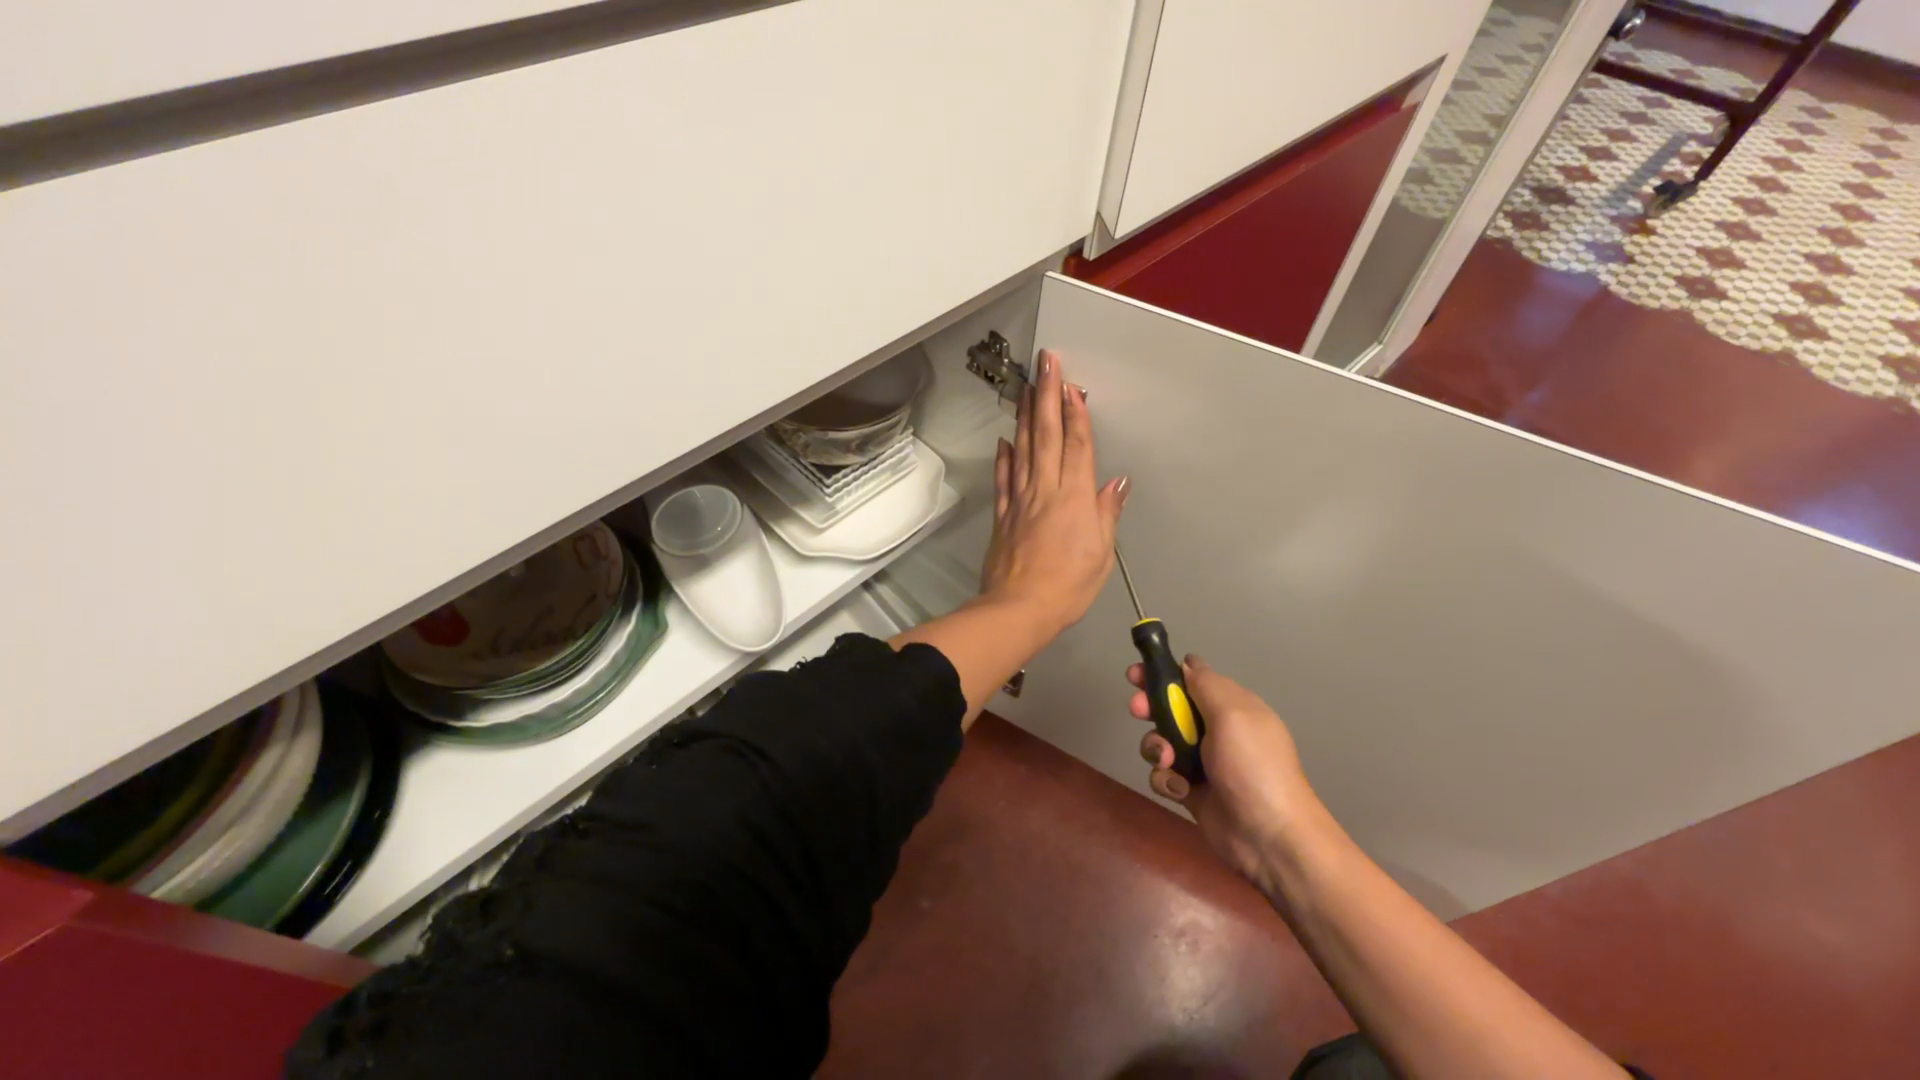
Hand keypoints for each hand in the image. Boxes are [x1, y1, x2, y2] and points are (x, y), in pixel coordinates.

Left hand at [980, 349, 1128, 634]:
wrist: (1020, 608)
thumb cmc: (1068, 586)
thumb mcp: (1101, 552)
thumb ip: (1106, 512)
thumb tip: (1116, 483)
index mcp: (1075, 498)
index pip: (1077, 445)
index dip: (1075, 413)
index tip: (1072, 385)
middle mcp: (1046, 490)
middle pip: (1047, 434)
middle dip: (1047, 395)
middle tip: (1046, 364)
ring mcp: (1021, 500)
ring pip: (1023, 448)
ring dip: (1025, 415)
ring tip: (1027, 387)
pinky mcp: (1004, 516)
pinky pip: (1004, 479)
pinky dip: (1005, 456)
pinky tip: (1005, 440)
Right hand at [1131, 656, 1323, 893]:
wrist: (1268, 835)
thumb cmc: (1252, 766)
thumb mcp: (1232, 714)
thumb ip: (1205, 684)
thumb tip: (1188, 661)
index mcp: (1232, 706)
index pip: (1192, 679)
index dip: (1163, 674)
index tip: (1136, 675)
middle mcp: (1217, 730)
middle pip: (1171, 708)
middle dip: (1151, 708)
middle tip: (1138, 711)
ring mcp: (1203, 761)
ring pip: (1162, 742)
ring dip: (1157, 747)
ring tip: (1168, 761)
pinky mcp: (1191, 790)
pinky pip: (1165, 775)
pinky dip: (1166, 779)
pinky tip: (1180, 790)